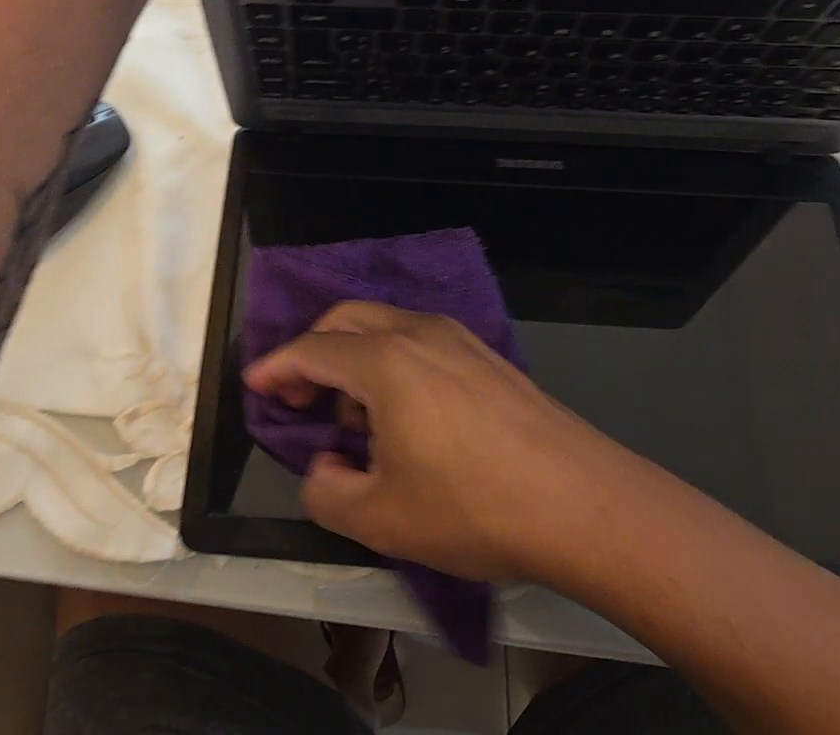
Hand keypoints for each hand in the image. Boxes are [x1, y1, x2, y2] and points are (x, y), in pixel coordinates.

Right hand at [244, 301, 618, 580]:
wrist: (585, 505)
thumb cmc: (475, 509)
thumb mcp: (380, 520)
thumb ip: (326, 491)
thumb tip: (325, 466)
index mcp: (385, 362)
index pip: (312, 350)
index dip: (276, 366)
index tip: (254, 384)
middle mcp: (420, 334)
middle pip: (346, 320)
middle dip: (311, 350)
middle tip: (295, 393)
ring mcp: (462, 341)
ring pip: (386, 326)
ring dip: (353, 356)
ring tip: (350, 412)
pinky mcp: (490, 359)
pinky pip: (420, 342)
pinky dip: (391, 362)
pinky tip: (403, 413)